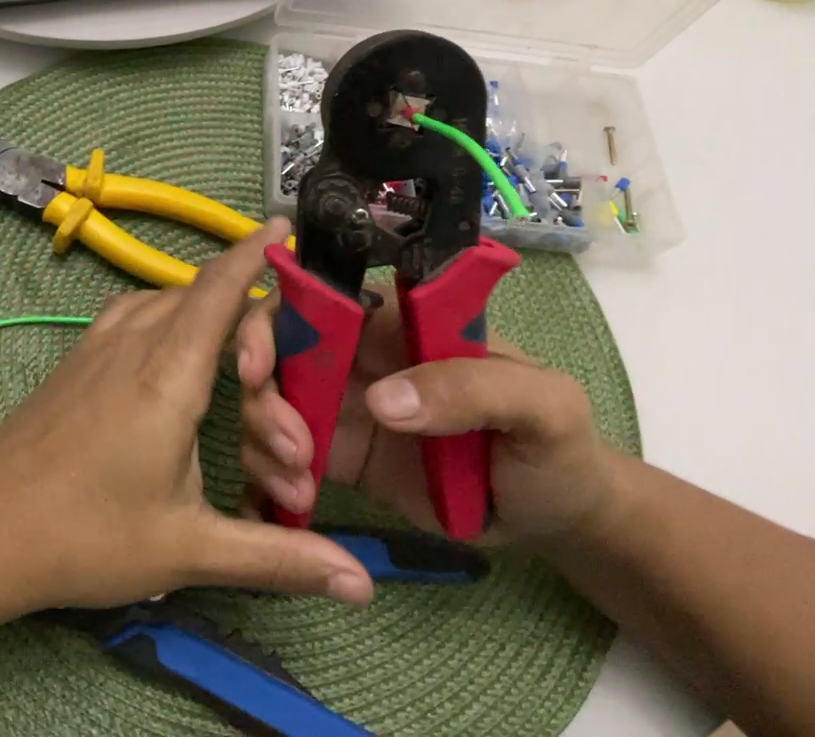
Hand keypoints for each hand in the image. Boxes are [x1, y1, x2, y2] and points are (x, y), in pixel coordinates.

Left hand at [0, 219, 374, 617]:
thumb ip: (278, 556)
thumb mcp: (188, 548)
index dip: (254, 253)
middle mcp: (132, 343)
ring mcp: (96, 349)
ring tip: (245, 422)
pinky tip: (184, 388)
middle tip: (287, 449)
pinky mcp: (75, 365)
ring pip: (170, 315)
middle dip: (261, 363)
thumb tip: (361, 585)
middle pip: (209, 311)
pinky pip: (136, 326)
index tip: (283, 227)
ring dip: (216, 350)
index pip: (220, 289)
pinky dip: (174, 340)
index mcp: (167, 372)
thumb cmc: (84, 535)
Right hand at [236, 296, 618, 542]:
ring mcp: (340, 405)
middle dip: (263, 395)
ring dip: (263, 440)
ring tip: (300, 490)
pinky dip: (269, 476)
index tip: (258, 368)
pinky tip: (290, 508)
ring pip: (268, 403)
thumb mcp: (541, 406)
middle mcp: (355, 355)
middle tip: (291, 449)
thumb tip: (383, 401)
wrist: (553, 517)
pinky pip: (281, 454)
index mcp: (395, 321)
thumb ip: (473, 389)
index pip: (317, 296)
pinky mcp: (335, 455)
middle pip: (275, 350)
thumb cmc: (556, 443)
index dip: (273, 320)